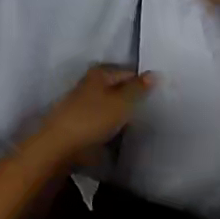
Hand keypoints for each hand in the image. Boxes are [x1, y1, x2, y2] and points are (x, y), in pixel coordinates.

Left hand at [20, 66, 153, 167]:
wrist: (60, 146)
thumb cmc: (93, 119)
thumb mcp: (122, 102)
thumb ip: (138, 89)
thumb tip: (154, 73)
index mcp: (99, 73)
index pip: (129, 73)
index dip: (144, 83)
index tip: (160, 97)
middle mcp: (90, 84)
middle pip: (118, 88)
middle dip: (133, 98)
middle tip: (153, 110)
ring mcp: (83, 103)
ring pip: (110, 104)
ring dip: (122, 113)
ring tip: (140, 123)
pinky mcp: (80, 122)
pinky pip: (103, 120)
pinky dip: (112, 125)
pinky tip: (122, 134)